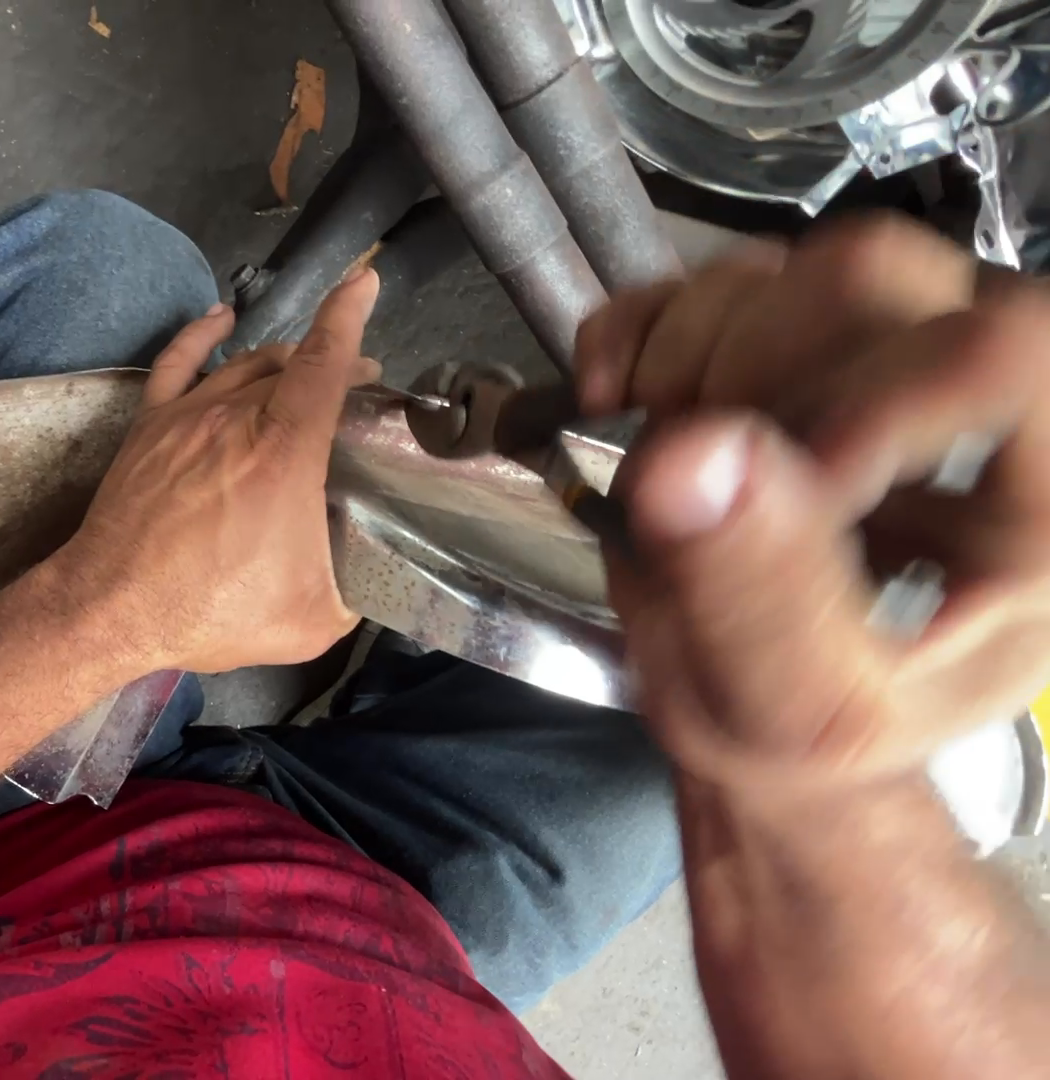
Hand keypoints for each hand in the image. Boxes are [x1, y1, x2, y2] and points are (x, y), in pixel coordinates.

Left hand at [45, 270, 382, 674]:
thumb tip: (366, 577)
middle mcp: (232, 416)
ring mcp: (185, 416)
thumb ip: (351, 592)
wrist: (113, 607)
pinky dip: (199, 335)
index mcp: (282, 451)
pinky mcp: (148, 427)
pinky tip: (218, 319)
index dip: (349, 318)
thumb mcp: (309, 619)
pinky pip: (176, 364)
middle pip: (287, 365)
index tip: (365, 283)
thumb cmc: (210, 611)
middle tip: (353, 386)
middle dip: (327, 362)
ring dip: (279, 360)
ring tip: (304, 366)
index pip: (323, 364)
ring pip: (240, 365)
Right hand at [576, 217, 1049, 795]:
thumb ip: (757, 593)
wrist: (745, 702)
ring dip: (678, 359)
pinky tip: (614, 401)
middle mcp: (969, 406)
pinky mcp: (766, 364)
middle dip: (734, 378)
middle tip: (685, 468)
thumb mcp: (790, 703)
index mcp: (1044, 502)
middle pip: (865, 282)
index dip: (854, 407)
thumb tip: (691, 455)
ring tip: (650, 446)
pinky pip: (695, 292)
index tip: (755, 500)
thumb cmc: (793, 727)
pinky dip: (627, 336)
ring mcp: (862, 368)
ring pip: (778, 272)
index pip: (1005, 354)